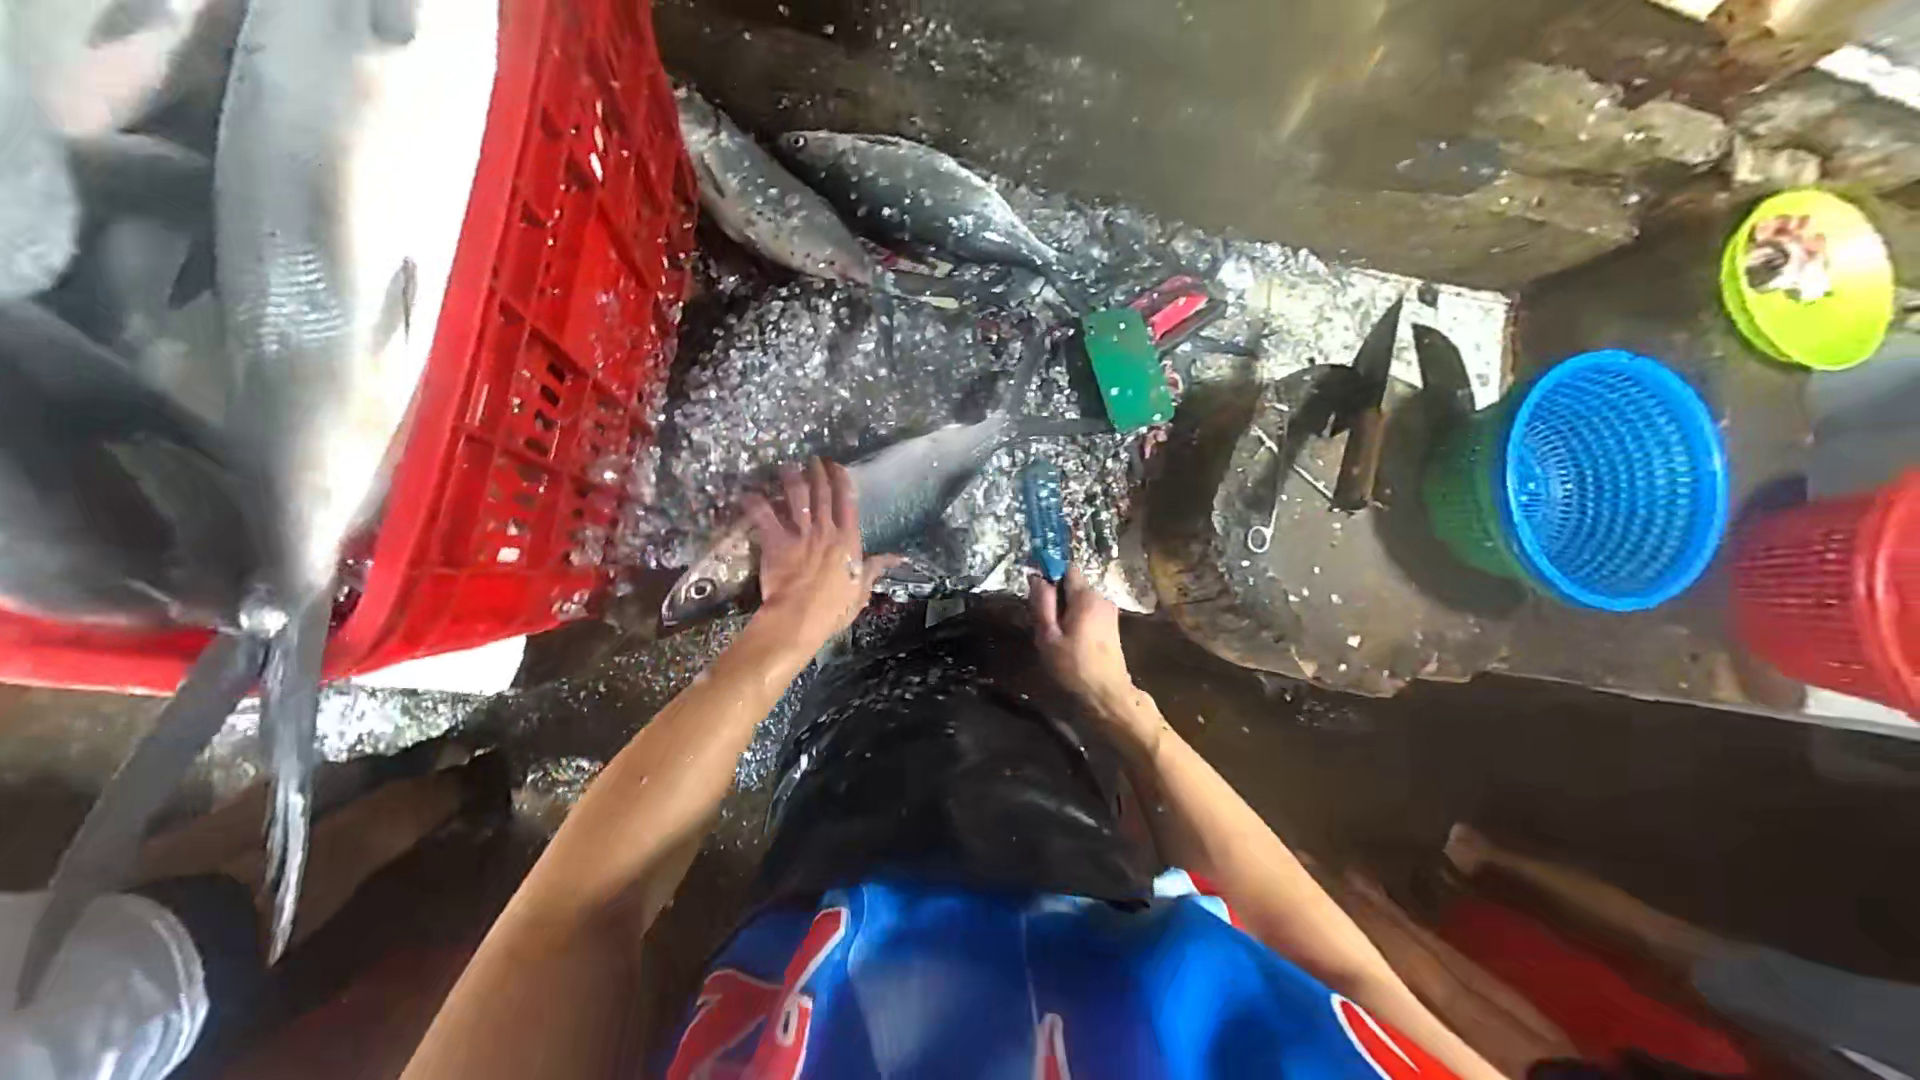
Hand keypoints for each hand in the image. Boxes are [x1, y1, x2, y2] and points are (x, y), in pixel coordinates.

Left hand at [745, 458, 899, 653]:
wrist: (800, 618)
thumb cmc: (834, 608)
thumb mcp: (862, 589)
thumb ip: (876, 568)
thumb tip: (897, 558)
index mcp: (848, 540)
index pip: (847, 501)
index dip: (841, 480)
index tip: (837, 466)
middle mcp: (826, 530)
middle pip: (822, 493)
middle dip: (817, 472)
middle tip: (813, 459)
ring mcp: (800, 534)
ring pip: (796, 496)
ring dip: (791, 478)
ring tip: (786, 467)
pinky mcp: (776, 542)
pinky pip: (764, 516)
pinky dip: (755, 503)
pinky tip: (748, 494)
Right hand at [1030, 566, 1138, 718]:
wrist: (1106, 694)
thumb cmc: (1073, 666)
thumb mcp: (1048, 636)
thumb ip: (1041, 603)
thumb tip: (1036, 577)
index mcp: (1086, 597)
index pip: (1067, 568)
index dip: (1050, 574)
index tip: (1036, 591)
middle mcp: (1101, 598)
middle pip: (1073, 585)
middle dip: (1056, 596)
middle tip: (1043, 622)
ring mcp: (1109, 611)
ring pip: (1080, 599)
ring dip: (1066, 609)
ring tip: (1055, 634)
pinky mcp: (1112, 624)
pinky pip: (1089, 610)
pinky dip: (1077, 618)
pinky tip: (1070, 639)